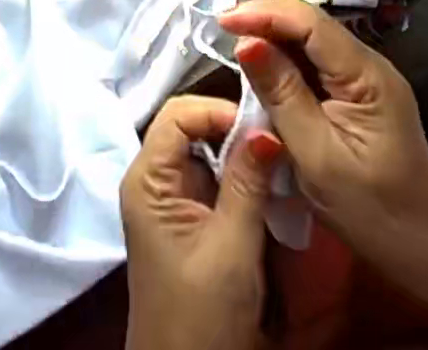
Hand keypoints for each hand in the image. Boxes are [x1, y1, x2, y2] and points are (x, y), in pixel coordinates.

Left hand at [120, 95, 284, 349]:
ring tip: (280, 156)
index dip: (216, 111)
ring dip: (243, 154)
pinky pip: (218, 178)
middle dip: (234, 129)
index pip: (177, 115)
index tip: (260, 124)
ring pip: (209, 152)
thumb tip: (267, 128)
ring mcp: (174, 198)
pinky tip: (271, 182)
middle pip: (192, 128)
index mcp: (148, 179)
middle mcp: (156, 180)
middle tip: (277, 138)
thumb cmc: (201, 316)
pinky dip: (243, 177)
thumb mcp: (231, 246)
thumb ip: (248, 183)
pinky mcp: (193, 217)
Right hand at [218, 0, 427, 275]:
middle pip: (310, 22)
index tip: (222, 21)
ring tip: (233, 43)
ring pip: (310, 37)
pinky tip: (261, 66)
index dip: (264, 14)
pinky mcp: (356, 89)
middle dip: (264, 19)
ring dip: (271, 36)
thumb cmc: (370, 209)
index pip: (310, 23)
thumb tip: (246, 42)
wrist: (423, 245)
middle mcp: (368, 63)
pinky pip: (314, 59)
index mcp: (366, 75)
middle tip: (222, 32)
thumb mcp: (315, 155)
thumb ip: (281, 94)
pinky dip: (284, 57)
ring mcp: (364, 75)